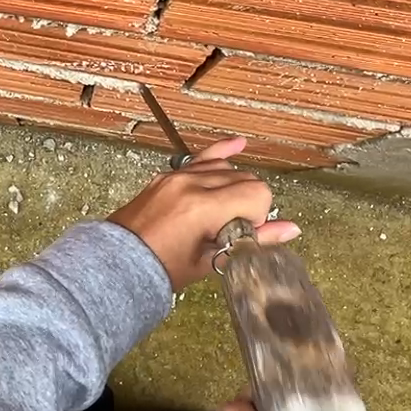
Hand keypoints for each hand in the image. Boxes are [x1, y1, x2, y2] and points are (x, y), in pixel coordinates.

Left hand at [108, 136, 298, 290]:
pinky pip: (200, 157)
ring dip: (235, 188)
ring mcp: (177, 176)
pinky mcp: (169, 175)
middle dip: (250, 204)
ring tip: (224, 215)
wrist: (120, 261)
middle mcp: (190, 184)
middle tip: (233, 231)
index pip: (257, 193)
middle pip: (245, 178)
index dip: (259, 216)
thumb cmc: (161, 267)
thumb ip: (254, 241)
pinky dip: (221, 151)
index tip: (243, 234)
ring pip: (227, 168)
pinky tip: (239, 143)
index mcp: (201, 207)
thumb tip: (290, 229)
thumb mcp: (210, 260)